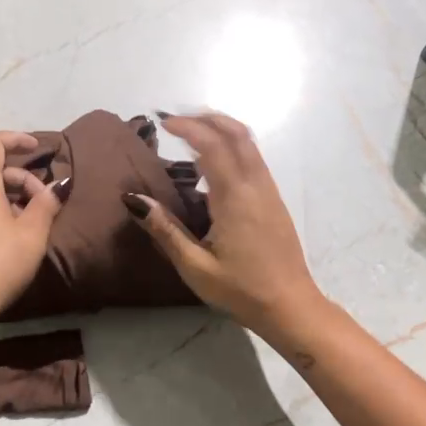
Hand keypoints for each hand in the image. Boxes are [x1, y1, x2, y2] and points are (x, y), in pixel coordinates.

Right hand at [127, 113, 323, 338]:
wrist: (291, 307)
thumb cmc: (241, 290)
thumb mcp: (195, 267)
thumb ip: (165, 230)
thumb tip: (134, 199)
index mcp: (235, 198)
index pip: (212, 145)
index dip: (188, 127)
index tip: (163, 123)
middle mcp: (255, 186)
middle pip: (237, 134)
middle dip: (207, 119)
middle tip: (177, 121)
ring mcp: (268, 191)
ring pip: (248, 144)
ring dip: (221, 130)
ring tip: (191, 134)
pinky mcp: (274, 201)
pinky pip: (253, 159)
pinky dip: (231, 146)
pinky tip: (212, 163)